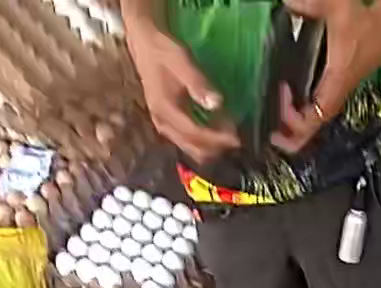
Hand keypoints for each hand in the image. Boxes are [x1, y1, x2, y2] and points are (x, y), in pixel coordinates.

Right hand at [123, 16, 239, 162]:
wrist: (144, 44)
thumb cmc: (163, 50)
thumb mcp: (182, 61)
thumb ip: (198, 84)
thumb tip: (217, 104)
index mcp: (166, 109)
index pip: (196, 134)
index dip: (218, 139)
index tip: (236, 138)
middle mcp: (163, 124)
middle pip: (196, 149)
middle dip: (218, 147)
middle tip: (235, 136)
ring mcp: (164, 128)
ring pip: (193, 151)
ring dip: (213, 147)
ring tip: (228, 133)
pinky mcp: (168, 127)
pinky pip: (189, 144)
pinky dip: (206, 143)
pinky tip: (216, 130)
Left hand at [271, 0, 380, 153]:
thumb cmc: (370, 15)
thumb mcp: (335, 6)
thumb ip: (308, 5)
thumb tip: (288, 4)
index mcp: (340, 79)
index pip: (318, 116)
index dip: (298, 120)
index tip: (281, 100)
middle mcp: (342, 87)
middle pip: (317, 123)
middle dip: (295, 135)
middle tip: (274, 136)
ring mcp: (343, 84)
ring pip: (320, 114)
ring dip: (300, 122)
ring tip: (279, 122)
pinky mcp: (344, 76)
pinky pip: (323, 101)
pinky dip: (307, 107)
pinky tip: (293, 98)